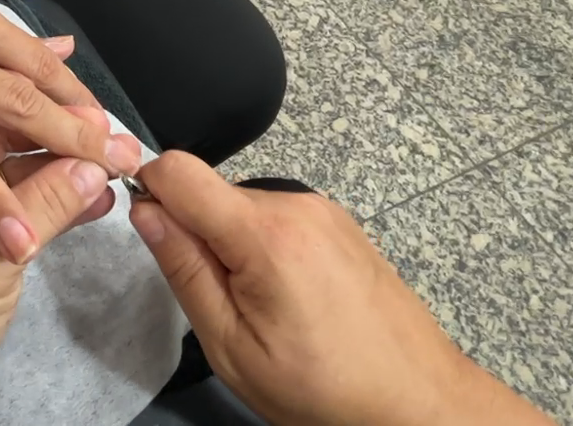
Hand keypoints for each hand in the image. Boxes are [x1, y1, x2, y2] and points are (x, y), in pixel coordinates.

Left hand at [0, 119, 118, 425]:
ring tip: (117, 170)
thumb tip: (97, 161)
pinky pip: (24, 203)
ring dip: (68, 174)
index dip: (49, 115)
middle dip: (65, 141)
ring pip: (23, 172)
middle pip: (13, 140)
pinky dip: (58, 203)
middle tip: (116, 141)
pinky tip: (98, 200)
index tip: (99, 118)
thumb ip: (48, 200)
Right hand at [129, 153, 555, 425]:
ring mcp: (318, 206)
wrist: (427, 407)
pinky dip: (262, 241)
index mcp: (263, 234)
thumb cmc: (328, 391)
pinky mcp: (335, 216)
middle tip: (222, 295)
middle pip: (207, 189)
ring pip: (238, 203)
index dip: (150, 189)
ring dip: (231, 239)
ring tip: (264, 301)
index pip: (177, 169)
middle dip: (197, 230)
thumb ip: (184, 270)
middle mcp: (292, 204)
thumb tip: (145, 211)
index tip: (155, 232)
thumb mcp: (233, 348)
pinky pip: (272, 212)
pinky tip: (291, 292)